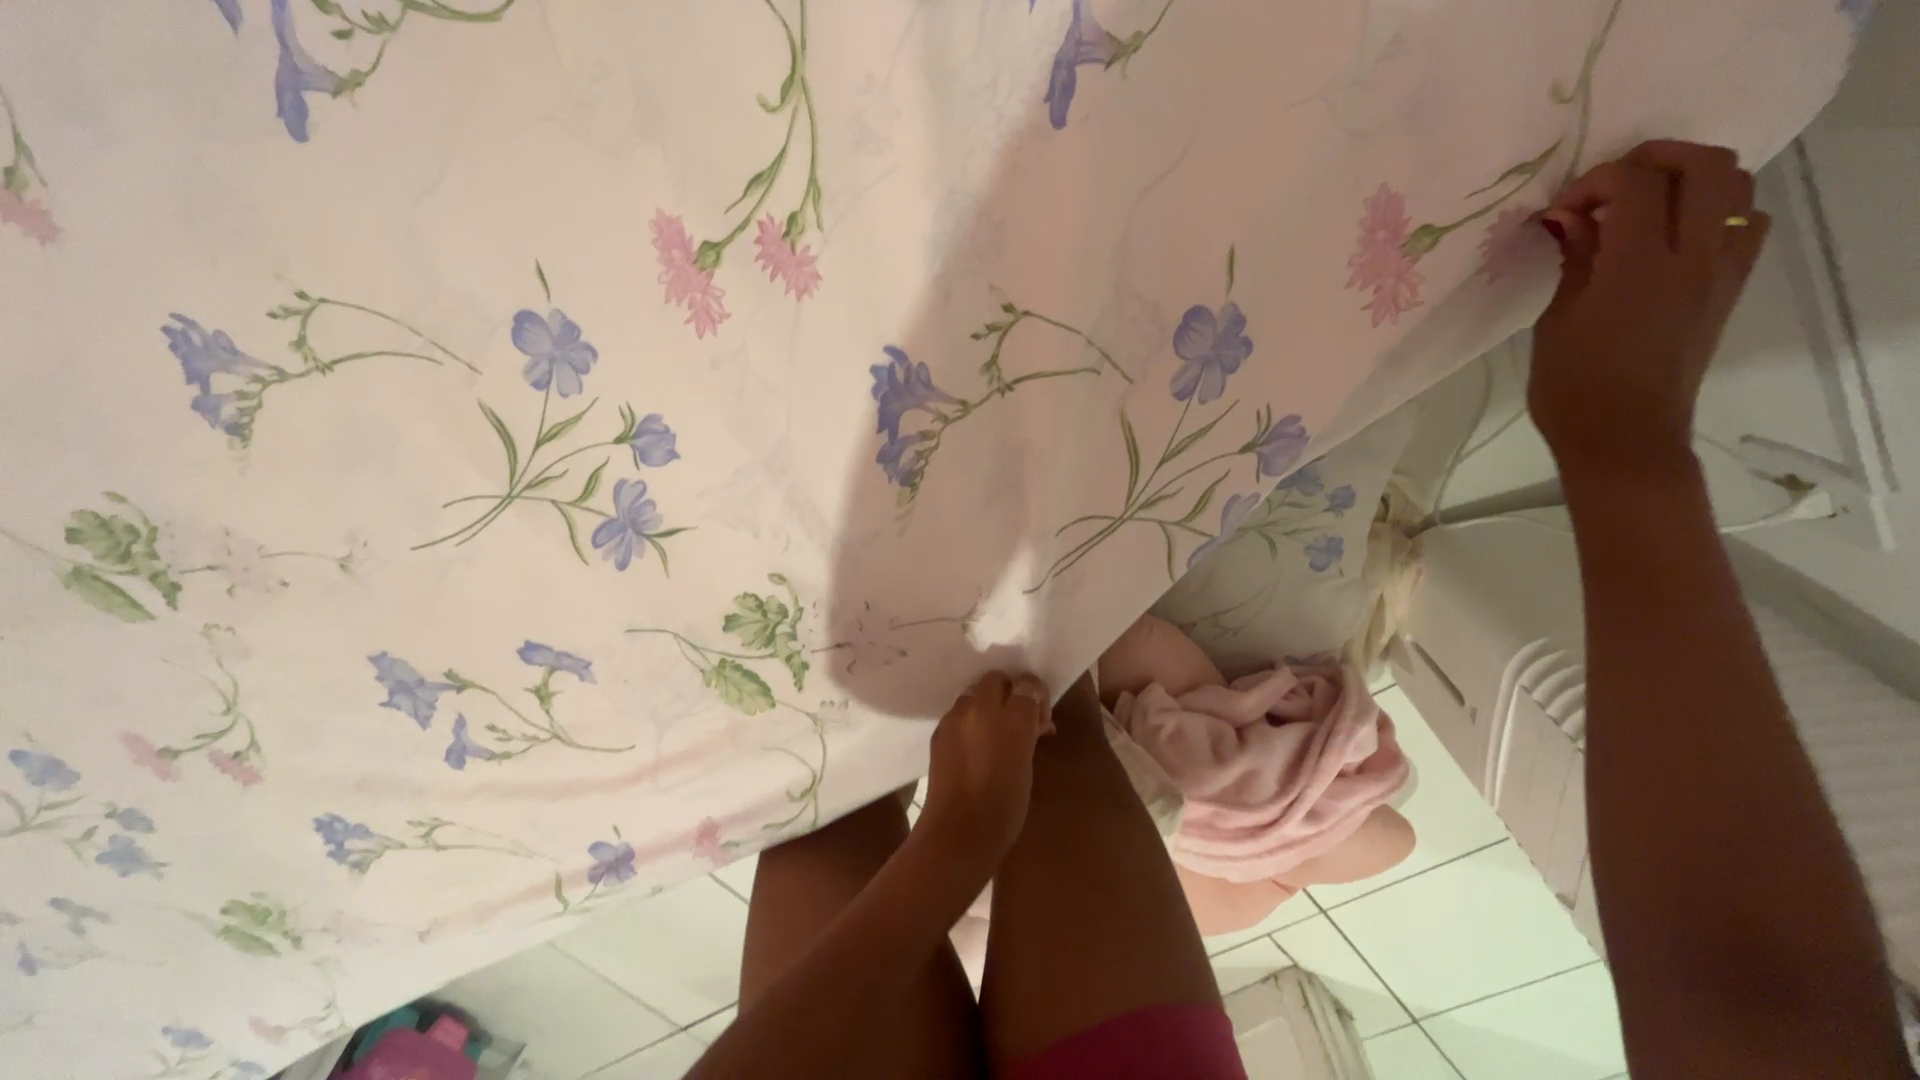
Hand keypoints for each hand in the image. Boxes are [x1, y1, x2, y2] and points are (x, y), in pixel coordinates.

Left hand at [918, 671, 1054, 871]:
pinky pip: (957, 713)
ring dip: (985, 704)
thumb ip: (1029, 736)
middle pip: (996, 679)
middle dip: (1008, 691)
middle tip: (1015, 718)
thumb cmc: (1005, 807)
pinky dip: (968, 720)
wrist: (959, 831)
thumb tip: (1034, 724)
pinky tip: (972, 745)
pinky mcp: (938, 731)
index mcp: (1014, 718)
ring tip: (992, 732)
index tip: (1039, 716)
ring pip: (973, 693)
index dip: (1035, 695)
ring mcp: (956, 718)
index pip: (1028, 685)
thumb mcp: (1028, 767)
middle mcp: (983, 709)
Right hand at [1531, 140, 1770, 474]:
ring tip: (1644, 207)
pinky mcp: (1730, 287)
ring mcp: (1721, 270)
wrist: (1625, 437)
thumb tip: (1569, 216)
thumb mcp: (1557, 320)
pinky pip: (1743, 223)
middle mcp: (1694, 257)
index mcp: (1638, 267)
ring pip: (1734, 186)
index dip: (1596, 181)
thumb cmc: (1573, 386)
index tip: (1563, 211)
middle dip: (1654, 160)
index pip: (1636, 183)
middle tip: (1610, 186)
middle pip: (1704, 165)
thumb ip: (1575, 258)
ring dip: (1689, 180)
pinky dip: (1713, 212)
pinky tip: (1672, 237)